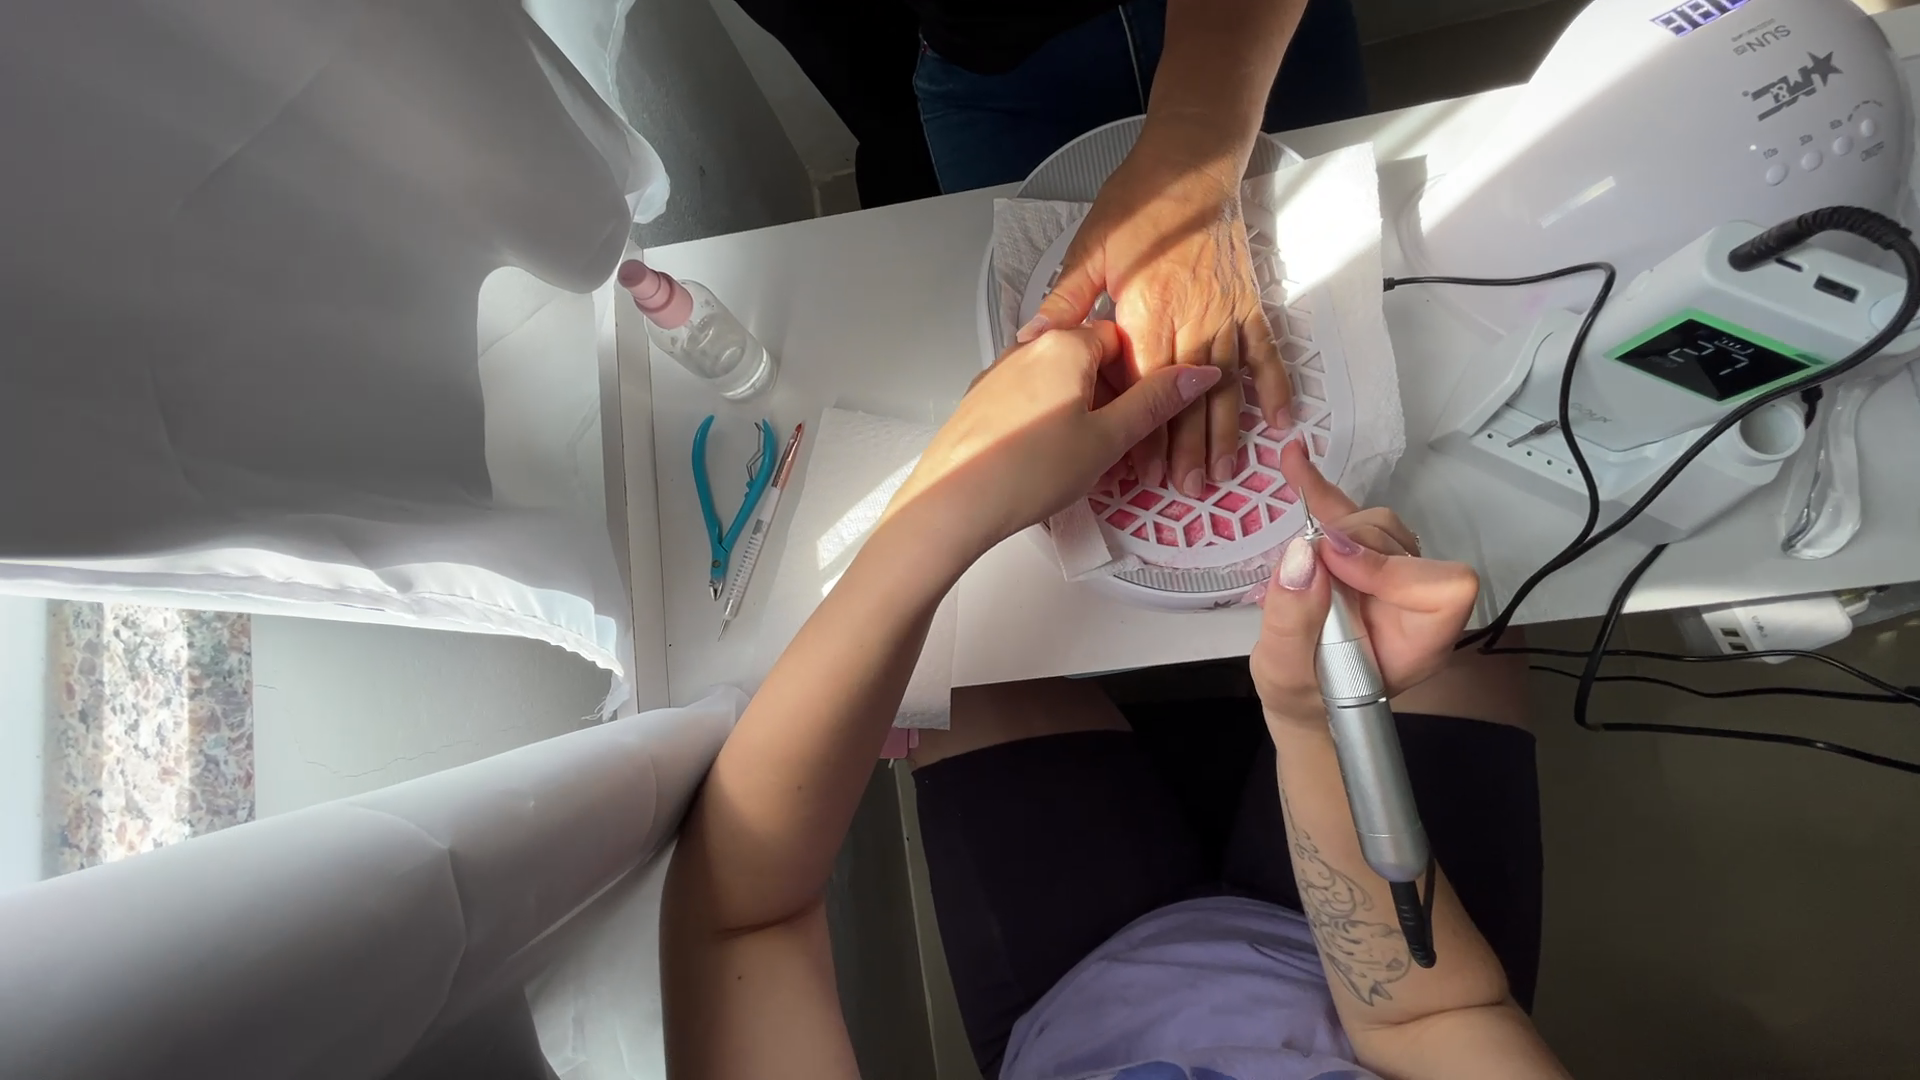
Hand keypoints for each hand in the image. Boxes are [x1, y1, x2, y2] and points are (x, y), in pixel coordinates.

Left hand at [888, 322, 1220, 570]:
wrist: (952, 502)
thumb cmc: (1029, 470)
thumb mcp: (1106, 440)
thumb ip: (1154, 403)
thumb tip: (1197, 373)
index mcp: (1063, 344)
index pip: (1120, 338)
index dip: (1140, 376)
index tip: (1144, 414)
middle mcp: (1026, 349)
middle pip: (1086, 361)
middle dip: (1110, 400)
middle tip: (1119, 448)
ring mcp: (996, 375)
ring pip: (1056, 385)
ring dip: (1080, 416)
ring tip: (1084, 462)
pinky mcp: (978, 403)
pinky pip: (1027, 402)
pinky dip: (1047, 424)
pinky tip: (1046, 461)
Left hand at [1021, 142, 1289, 498]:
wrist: (1190, 161)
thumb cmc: (1137, 204)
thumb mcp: (1089, 249)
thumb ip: (1065, 299)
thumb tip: (1031, 336)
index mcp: (1147, 313)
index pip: (1142, 386)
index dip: (1142, 431)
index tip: (1141, 470)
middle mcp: (1190, 320)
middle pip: (1186, 397)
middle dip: (1187, 447)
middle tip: (1187, 490)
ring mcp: (1223, 314)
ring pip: (1227, 385)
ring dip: (1226, 432)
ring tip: (1224, 473)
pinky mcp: (1245, 304)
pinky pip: (1265, 351)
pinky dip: (1276, 385)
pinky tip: (1282, 420)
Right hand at [1251, 442, 1479, 728]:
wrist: (1302, 699)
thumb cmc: (1302, 697)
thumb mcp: (1285, 673)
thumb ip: (1293, 621)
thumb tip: (1301, 554)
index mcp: (1420, 641)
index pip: (1439, 586)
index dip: (1389, 567)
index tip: (1333, 569)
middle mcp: (1415, 602)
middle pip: (1398, 545)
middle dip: (1343, 546)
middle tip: (1297, 570)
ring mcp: (1390, 577)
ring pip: (1377, 525)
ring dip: (1330, 524)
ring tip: (1293, 544)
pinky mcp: (1359, 560)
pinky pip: (1347, 514)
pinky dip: (1319, 490)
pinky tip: (1294, 459)